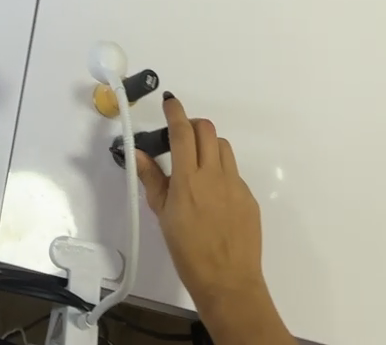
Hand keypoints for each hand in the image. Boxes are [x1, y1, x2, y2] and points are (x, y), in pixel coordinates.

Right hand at [137, 97, 289, 344]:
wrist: (229, 283)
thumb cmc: (187, 251)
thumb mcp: (163, 214)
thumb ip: (151, 178)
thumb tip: (136, 152)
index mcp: (188, 179)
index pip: (182, 131)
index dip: (175, 111)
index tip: (169, 101)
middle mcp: (214, 175)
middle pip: (206, 129)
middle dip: (192, 124)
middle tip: (180, 136)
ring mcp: (235, 185)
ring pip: (223, 146)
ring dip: (208, 144)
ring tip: (197, 162)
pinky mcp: (249, 197)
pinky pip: (233, 171)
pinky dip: (220, 169)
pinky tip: (212, 193)